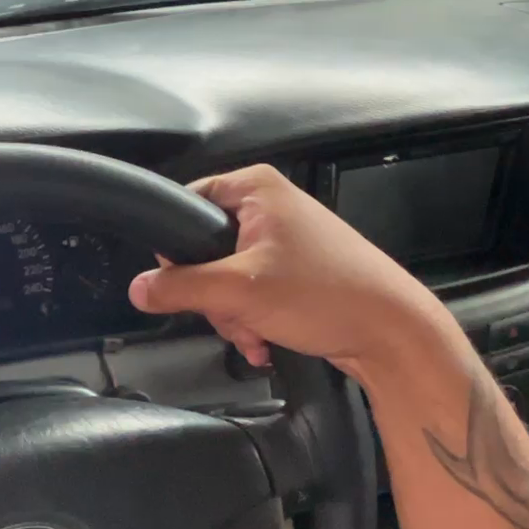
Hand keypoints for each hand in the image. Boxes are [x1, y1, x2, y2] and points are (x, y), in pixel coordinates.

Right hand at [128, 165, 455, 378]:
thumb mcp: (238, 290)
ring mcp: (282, 241)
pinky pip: (249, 294)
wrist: (390, 333)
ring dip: (231, 316)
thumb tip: (137, 288)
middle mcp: (268, 207)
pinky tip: (264, 341)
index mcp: (254, 188)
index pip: (186, 205)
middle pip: (202, 252)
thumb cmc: (325, 295)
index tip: (184, 281)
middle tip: (233, 313)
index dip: (176, 249)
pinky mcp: (293, 273)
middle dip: (212, 297)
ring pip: (224, 280)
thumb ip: (180, 287)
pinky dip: (250, 321)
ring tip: (256, 332)